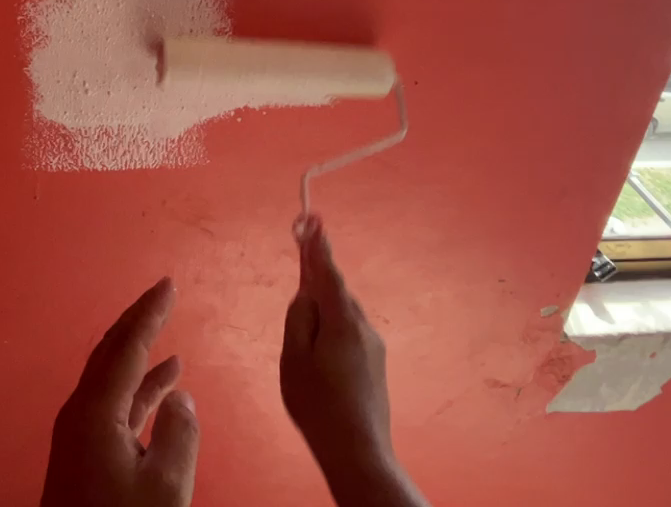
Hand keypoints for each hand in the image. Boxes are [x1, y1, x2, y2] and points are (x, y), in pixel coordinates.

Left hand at [42, 278, 199, 506]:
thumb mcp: (164, 489)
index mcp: (95, 410)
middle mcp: (81, 412)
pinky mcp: (83, 458)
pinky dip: (140, 394)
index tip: (169, 283)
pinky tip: (163, 396)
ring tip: (173, 350)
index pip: (128, 346)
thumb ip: (179, 435)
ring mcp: (79, 435)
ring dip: (143, 362)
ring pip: (113, 381)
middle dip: (138, 322)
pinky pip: (114, 407)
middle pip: (112, 353)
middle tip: (163, 295)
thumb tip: (181, 398)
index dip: (150, 312)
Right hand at [281, 218, 427, 506]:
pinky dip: (334, 334)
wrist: (358, 451)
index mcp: (341, 318)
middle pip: (335, 293)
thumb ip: (298, 318)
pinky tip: (324, 367)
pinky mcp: (376, 362)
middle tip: (297, 319)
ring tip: (307, 359)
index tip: (313, 218)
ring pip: (342, 315)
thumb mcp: (293, 358)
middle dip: (315, 291)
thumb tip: (307, 294)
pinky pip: (350, 333)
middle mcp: (362, 324)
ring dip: (324, 319)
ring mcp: (373, 344)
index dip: (317, 245)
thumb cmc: (317, 403)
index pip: (327, 271)